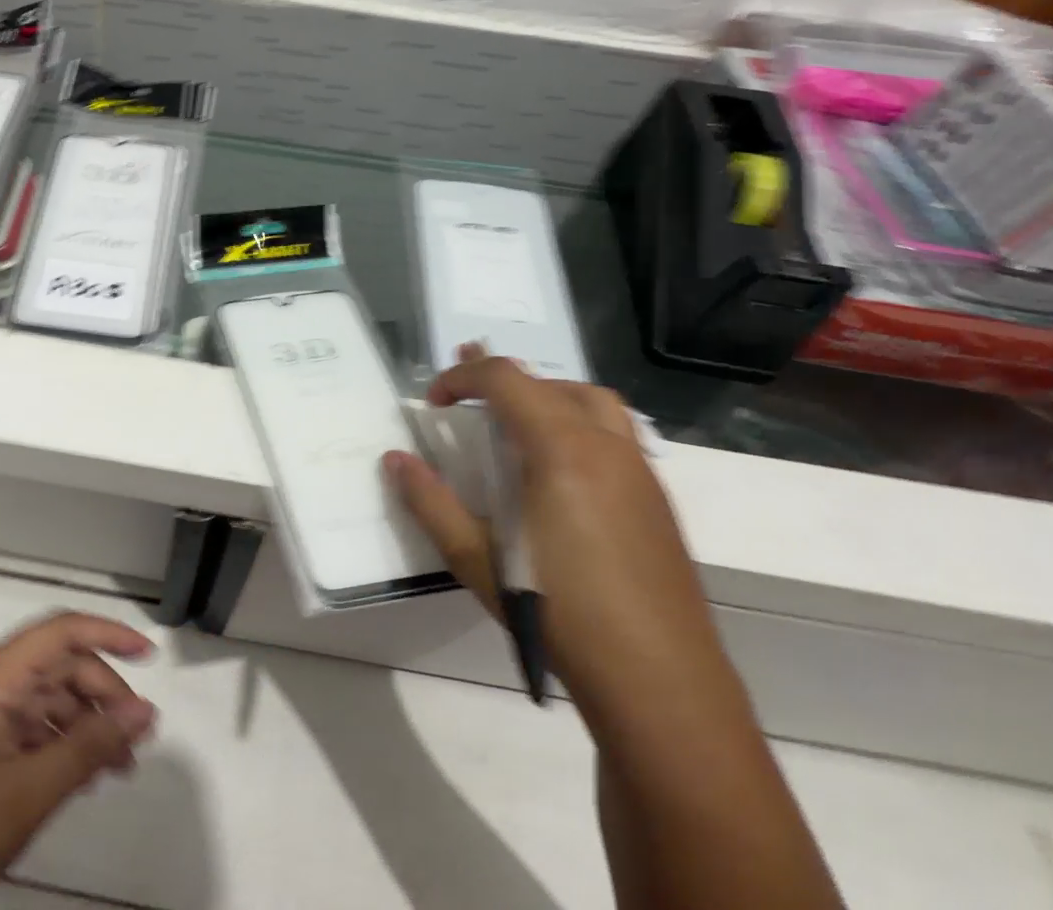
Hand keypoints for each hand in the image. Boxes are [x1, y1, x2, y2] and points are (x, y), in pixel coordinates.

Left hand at [0, 612, 156, 909]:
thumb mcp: (27, 792)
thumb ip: (89, 746)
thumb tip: (145, 709)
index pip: (58, 632)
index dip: (107, 634)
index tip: (151, 659)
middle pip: (58, 667)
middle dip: (103, 692)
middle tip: (138, 740)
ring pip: (48, 702)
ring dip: (88, 725)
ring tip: (118, 768)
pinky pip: (31, 733)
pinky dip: (64, 748)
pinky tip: (84, 779)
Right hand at [382, 348, 727, 709]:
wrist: (655, 674)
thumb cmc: (556, 613)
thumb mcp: (475, 559)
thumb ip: (431, 502)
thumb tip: (395, 459)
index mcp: (560, 450)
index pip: (508, 380)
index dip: (463, 377)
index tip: (434, 403)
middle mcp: (607, 446)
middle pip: (553, 384)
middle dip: (505, 383)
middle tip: (468, 407)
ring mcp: (640, 471)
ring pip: (596, 403)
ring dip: (549, 399)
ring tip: (516, 428)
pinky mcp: (657, 499)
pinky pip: (617, 435)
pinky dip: (579, 428)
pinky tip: (558, 477)